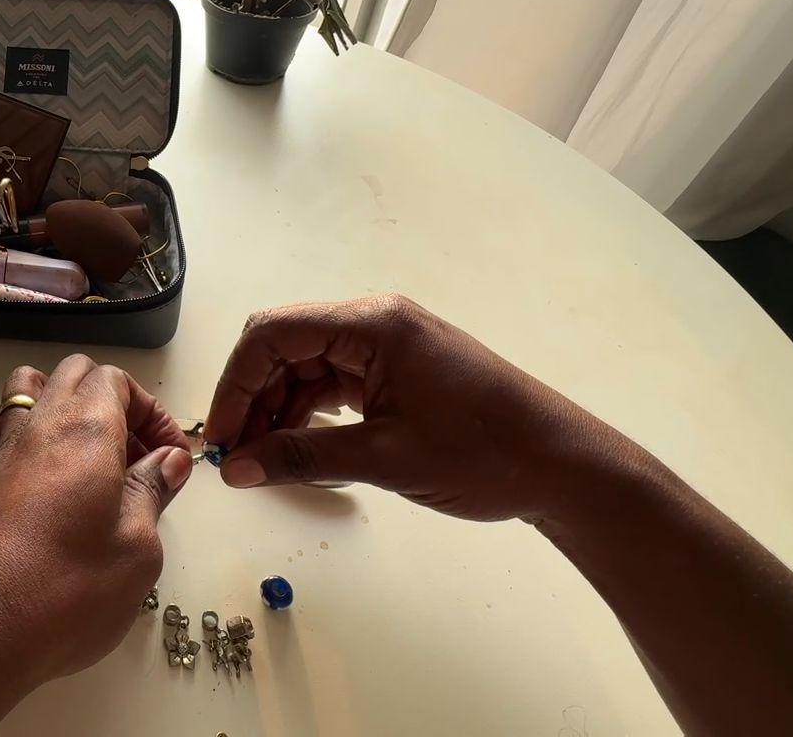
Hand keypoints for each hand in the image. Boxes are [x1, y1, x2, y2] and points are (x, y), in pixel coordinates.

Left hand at [0, 355, 193, 687]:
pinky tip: (34, 462)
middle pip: (75, 373)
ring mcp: (4, 448)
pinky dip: (12, 426)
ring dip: (61, 401)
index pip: (117, 379)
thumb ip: (153, 491)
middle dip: (113, 399)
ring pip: (28, 386)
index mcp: (86, 428)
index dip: (150, 409)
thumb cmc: (70, 590)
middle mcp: (41, 424)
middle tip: (137, 457)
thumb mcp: (138, 547)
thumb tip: (169, 460)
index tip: (169, 456)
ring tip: (87, 452)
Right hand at [202, 294, 642, 521]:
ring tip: (261, 458)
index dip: (236, 383)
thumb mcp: (385, 459)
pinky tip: (294, 444)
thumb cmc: (485, 456)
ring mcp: (381, 343)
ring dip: (277, 408)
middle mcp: (370, 321)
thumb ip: (302, 458)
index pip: (272, 334)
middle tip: (237, 454)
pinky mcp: (390, 367)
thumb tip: (236, 471)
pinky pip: (329, 380)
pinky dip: (306, 411)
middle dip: (252, 397)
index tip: (223, 436)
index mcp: (370, 323)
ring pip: (302, 365)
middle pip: (282, 346)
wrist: (570, 470)